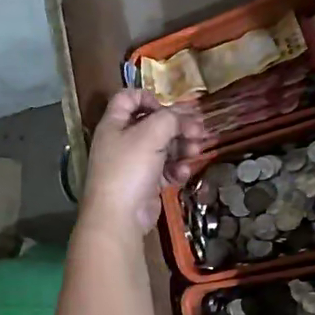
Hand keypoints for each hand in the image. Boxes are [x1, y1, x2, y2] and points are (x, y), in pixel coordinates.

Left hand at [80, 89, 204, 236]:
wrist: (120, 216)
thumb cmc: (130, 168)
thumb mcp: (151, 134)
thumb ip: (170, 119)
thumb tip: (185, 116)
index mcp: (115, 124)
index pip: (128, 98)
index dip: (148, 98)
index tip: (168, 109)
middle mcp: (123, 141)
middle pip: (154, 124)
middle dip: (178, 126)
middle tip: (199, 130)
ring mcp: (135, 163)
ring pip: (163, 147)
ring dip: (182, 147)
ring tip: (195, 150)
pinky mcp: (146, 183)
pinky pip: (165, 169)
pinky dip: (176, 169)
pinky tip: (182, 173)